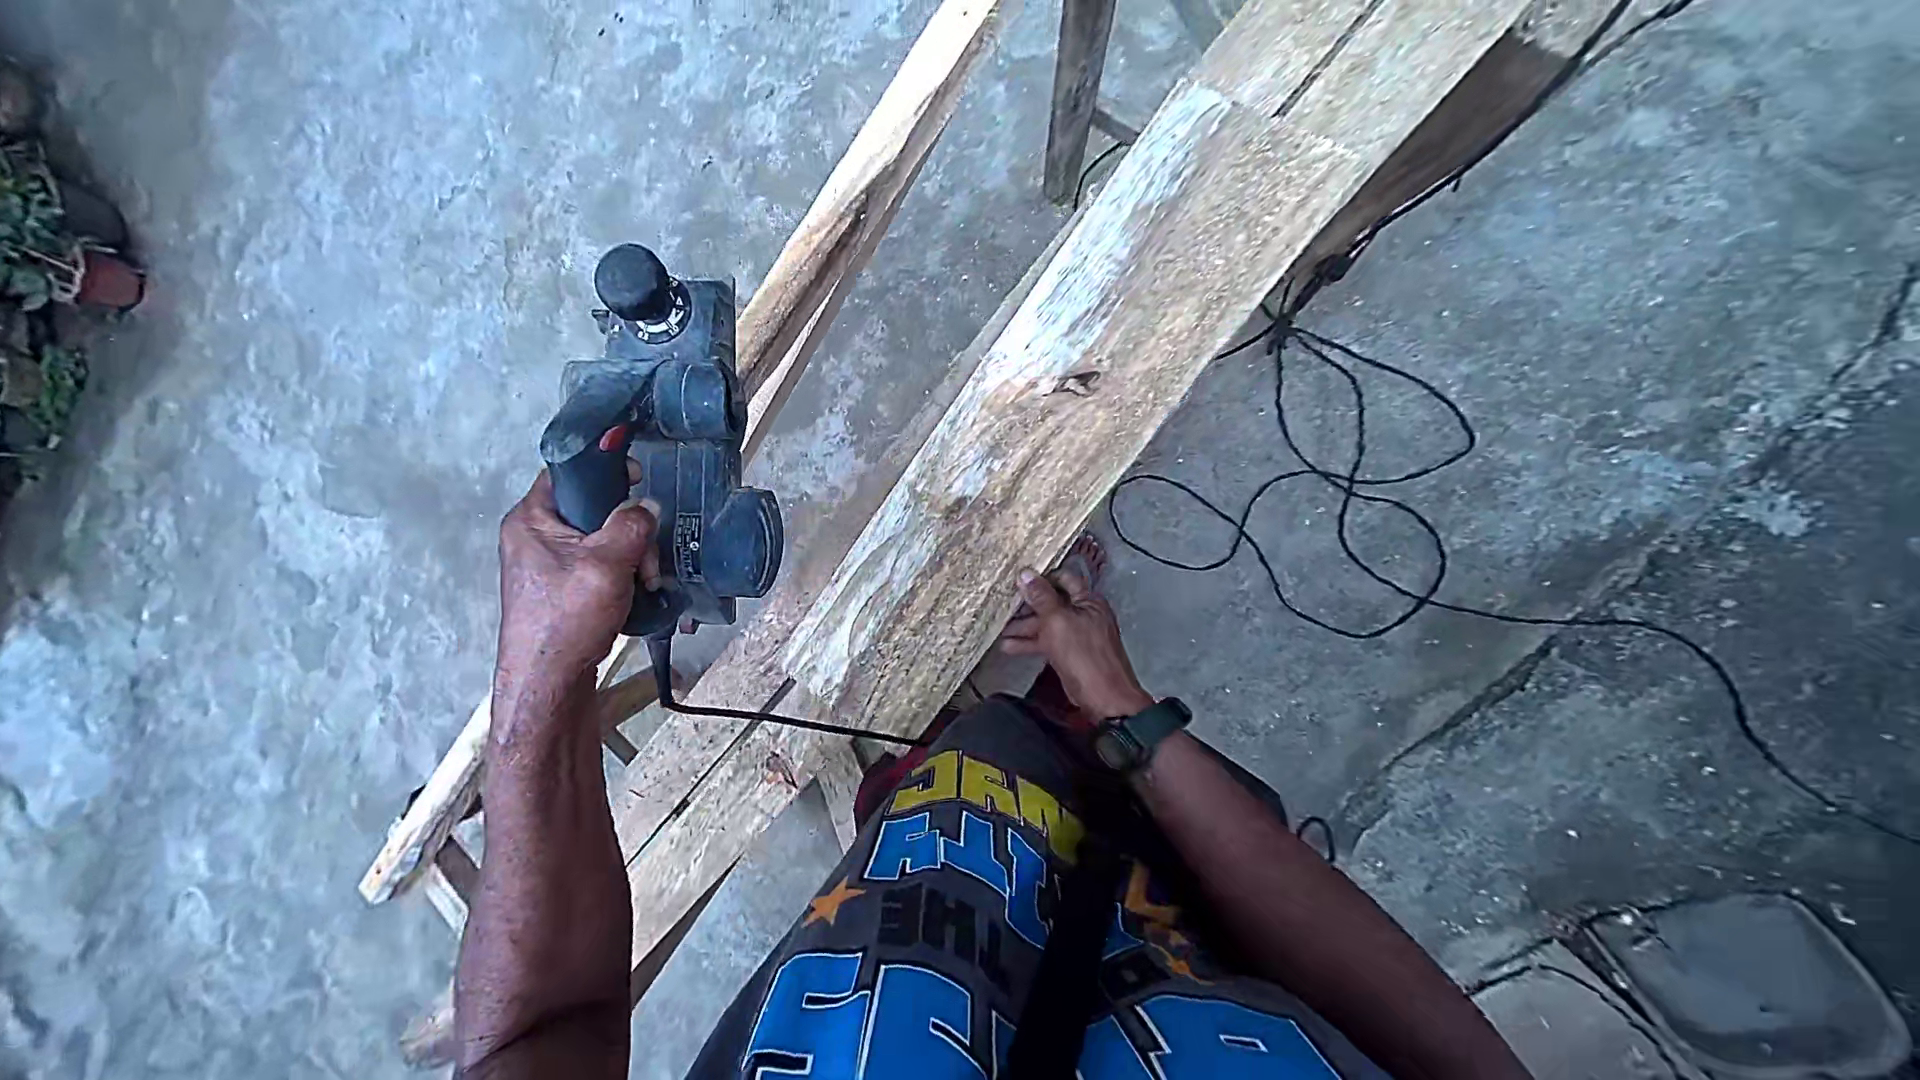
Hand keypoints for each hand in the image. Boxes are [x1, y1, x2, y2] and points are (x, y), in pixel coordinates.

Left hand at [495, 470, 659, 702]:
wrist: (550, 682)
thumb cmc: (567, 618)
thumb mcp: (606, 564)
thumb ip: (632, 526)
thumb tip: (648, 507)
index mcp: (532, 519)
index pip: (569, 472)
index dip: (604, 470)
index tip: (638, 480)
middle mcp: (538, 536)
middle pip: (596, 509)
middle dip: (631, 530)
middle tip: (645, 557)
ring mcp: (552, 563)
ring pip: (606, 539)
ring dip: (634, 557)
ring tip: (645, 583)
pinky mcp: (568, 586)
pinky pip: (605, 563)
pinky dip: (626, 573)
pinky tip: (638, 592)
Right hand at [1000, 566, 1154, 719]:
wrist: (1103, 698)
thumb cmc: (1088, 658)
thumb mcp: (1057, 621)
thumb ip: (1041, 597)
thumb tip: (1026, 576)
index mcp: (1088, 601)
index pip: (1063, 578)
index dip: (1042, 578)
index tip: (1019, 580)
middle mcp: (1085, 615)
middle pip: (1052, 602)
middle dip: (1028, 605)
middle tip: (1006, 605)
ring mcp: (1078, 635)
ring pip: (1047, 624)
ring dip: (1024, 626)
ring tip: (1001, 629)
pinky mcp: (1070, 653)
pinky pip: (1047, 642)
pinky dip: (1029, 643)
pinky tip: (1010, 646)